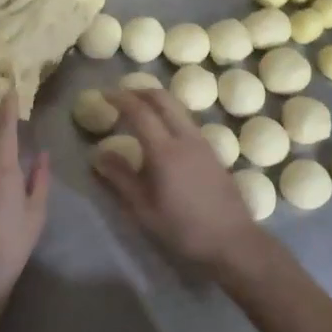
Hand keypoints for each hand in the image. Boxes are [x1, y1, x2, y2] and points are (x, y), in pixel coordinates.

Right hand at [91, 89, 261, 265]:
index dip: (120, 99)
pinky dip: (169, 115)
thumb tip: (99, 155)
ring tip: (138, 110)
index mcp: (165, 151)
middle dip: (140, 91)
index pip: (140, 112)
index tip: (103, 94)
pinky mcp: (213, 152)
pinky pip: (186, 122)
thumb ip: (120, 178)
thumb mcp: (144, 209)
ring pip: (178, 109)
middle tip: (120, 94)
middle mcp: (186, 138)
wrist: (233, 241)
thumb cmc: (183, 229)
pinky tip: (161, 132)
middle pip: (163, 99)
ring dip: (156, 101)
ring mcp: (203, 143)